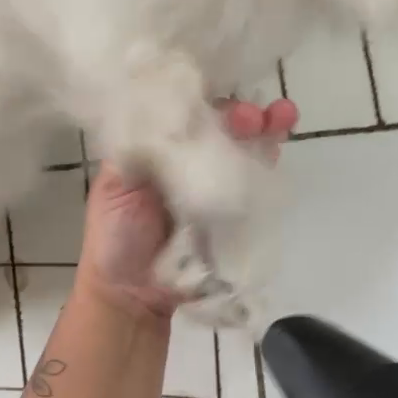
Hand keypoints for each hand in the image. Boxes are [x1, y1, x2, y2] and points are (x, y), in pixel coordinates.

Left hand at [74, 98, 297, 318]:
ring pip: (243, 150)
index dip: (205, 100)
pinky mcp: (231, 216)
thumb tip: (164, 102)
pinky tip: (278, 146)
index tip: (221, 101)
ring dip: (266, 128)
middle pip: (222, 128)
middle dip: (243, 113)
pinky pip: (252, 185)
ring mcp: (212, 190)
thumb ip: (138, 146)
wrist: (129, 296)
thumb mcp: (115, 184)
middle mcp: (186, 165)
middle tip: (253, 117)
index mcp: (156, 153)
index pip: (186, 114)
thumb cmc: (114, 239)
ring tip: (283, 116)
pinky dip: (267, 163)